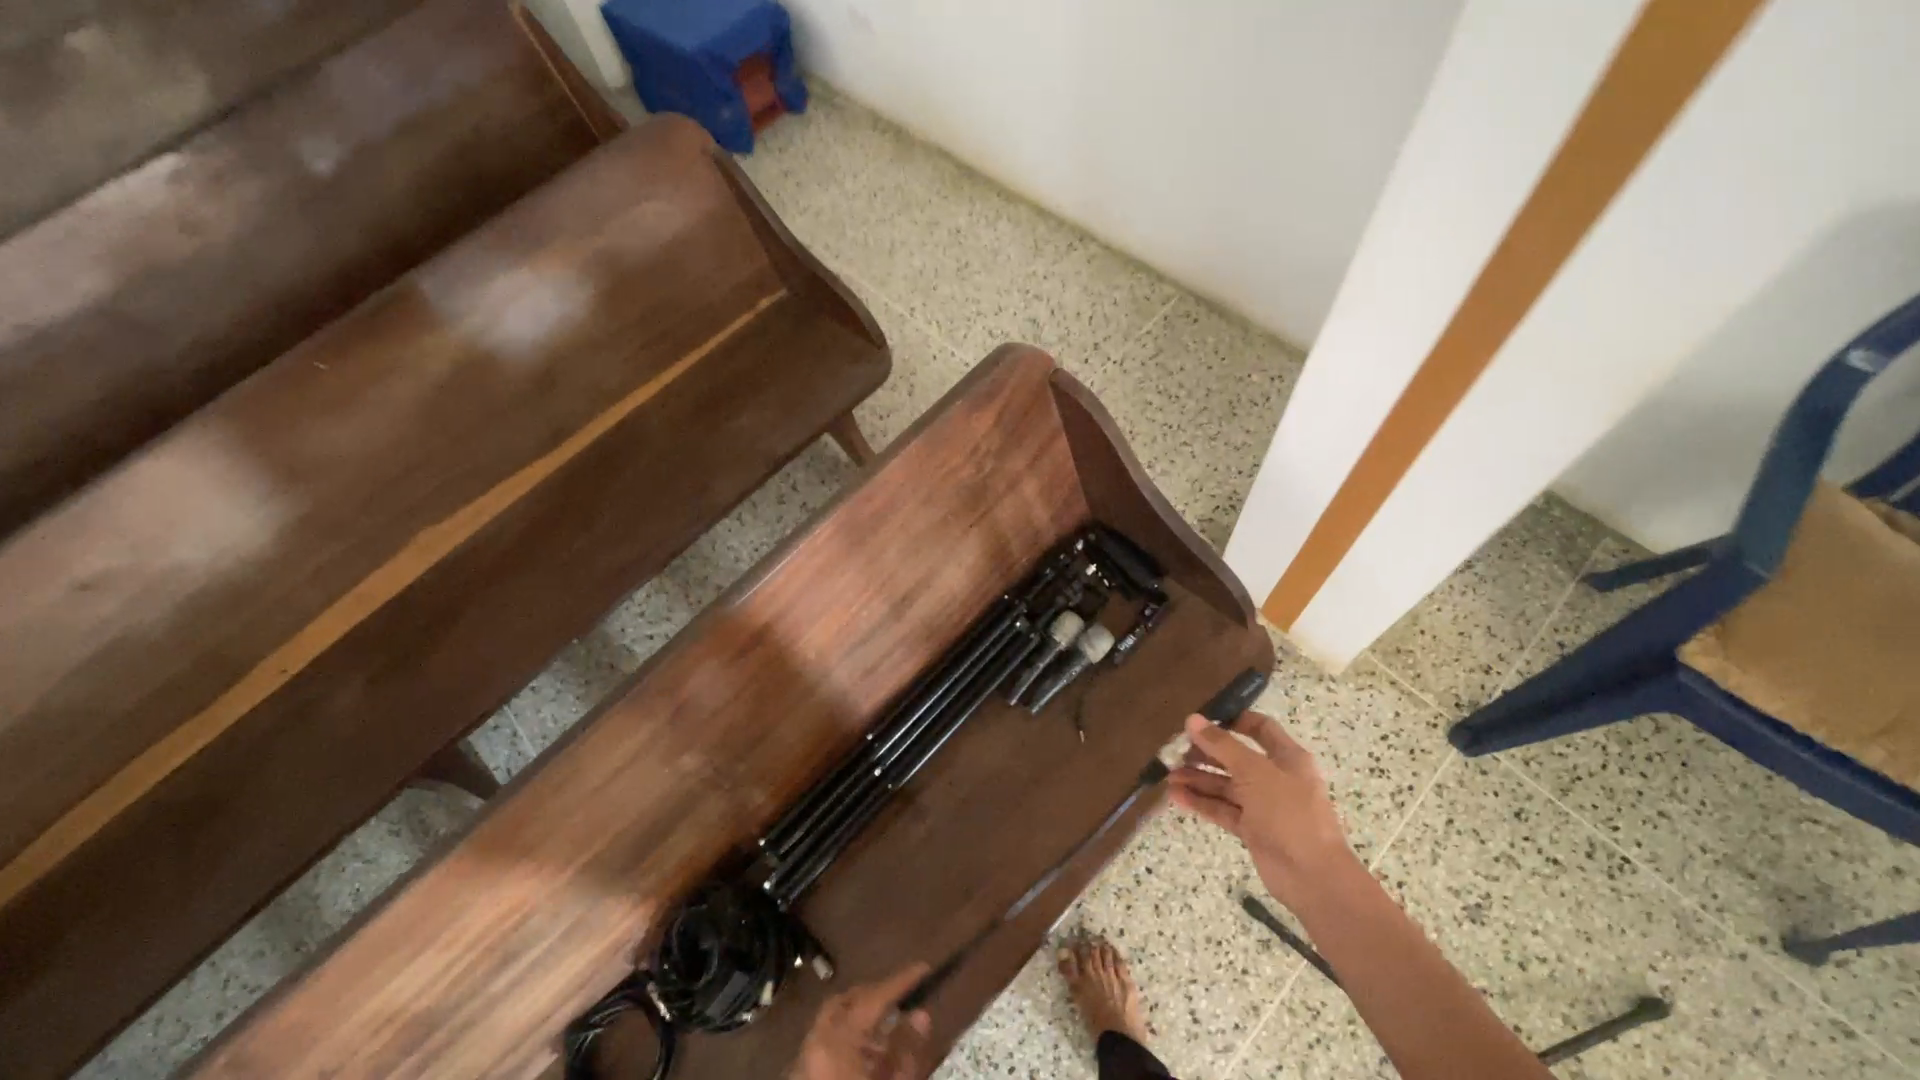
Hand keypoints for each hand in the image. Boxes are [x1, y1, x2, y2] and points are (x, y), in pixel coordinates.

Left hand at [789, 964, 932, 1079]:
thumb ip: (906, 1051)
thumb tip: (920, 1015)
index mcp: (836, 1043)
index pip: (872, 998)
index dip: (899, 981)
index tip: (924, 968)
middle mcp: (813, 1045)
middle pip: (845, 1003)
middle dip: (876, 996)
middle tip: (906, 996)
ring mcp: (803, 1063)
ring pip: (832, 1023)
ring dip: (862, 1019)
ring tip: (893, 1030)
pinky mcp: (802, 1077)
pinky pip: (825, 1045)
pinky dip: (849, 1041)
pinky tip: (872, 1058)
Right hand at [1168, 710, 1358, 907]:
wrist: (1311, 875)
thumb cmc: (1289, 813)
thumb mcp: (1255, 772)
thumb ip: (1222, 745)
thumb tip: (1192, 719)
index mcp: (1287, 758)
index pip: (1260, 729)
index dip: (1233, 721)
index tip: (1202, 721)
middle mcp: (1275, 778)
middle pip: (1237, 758)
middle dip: (1206, 753)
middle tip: (1175, 752)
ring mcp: (1263, 805)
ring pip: (1226, 785)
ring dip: (1199, 779)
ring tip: (1168, 775)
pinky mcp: (1252, 829)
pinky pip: (1223, 810)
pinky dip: (1201, 803)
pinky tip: (1176, 797)